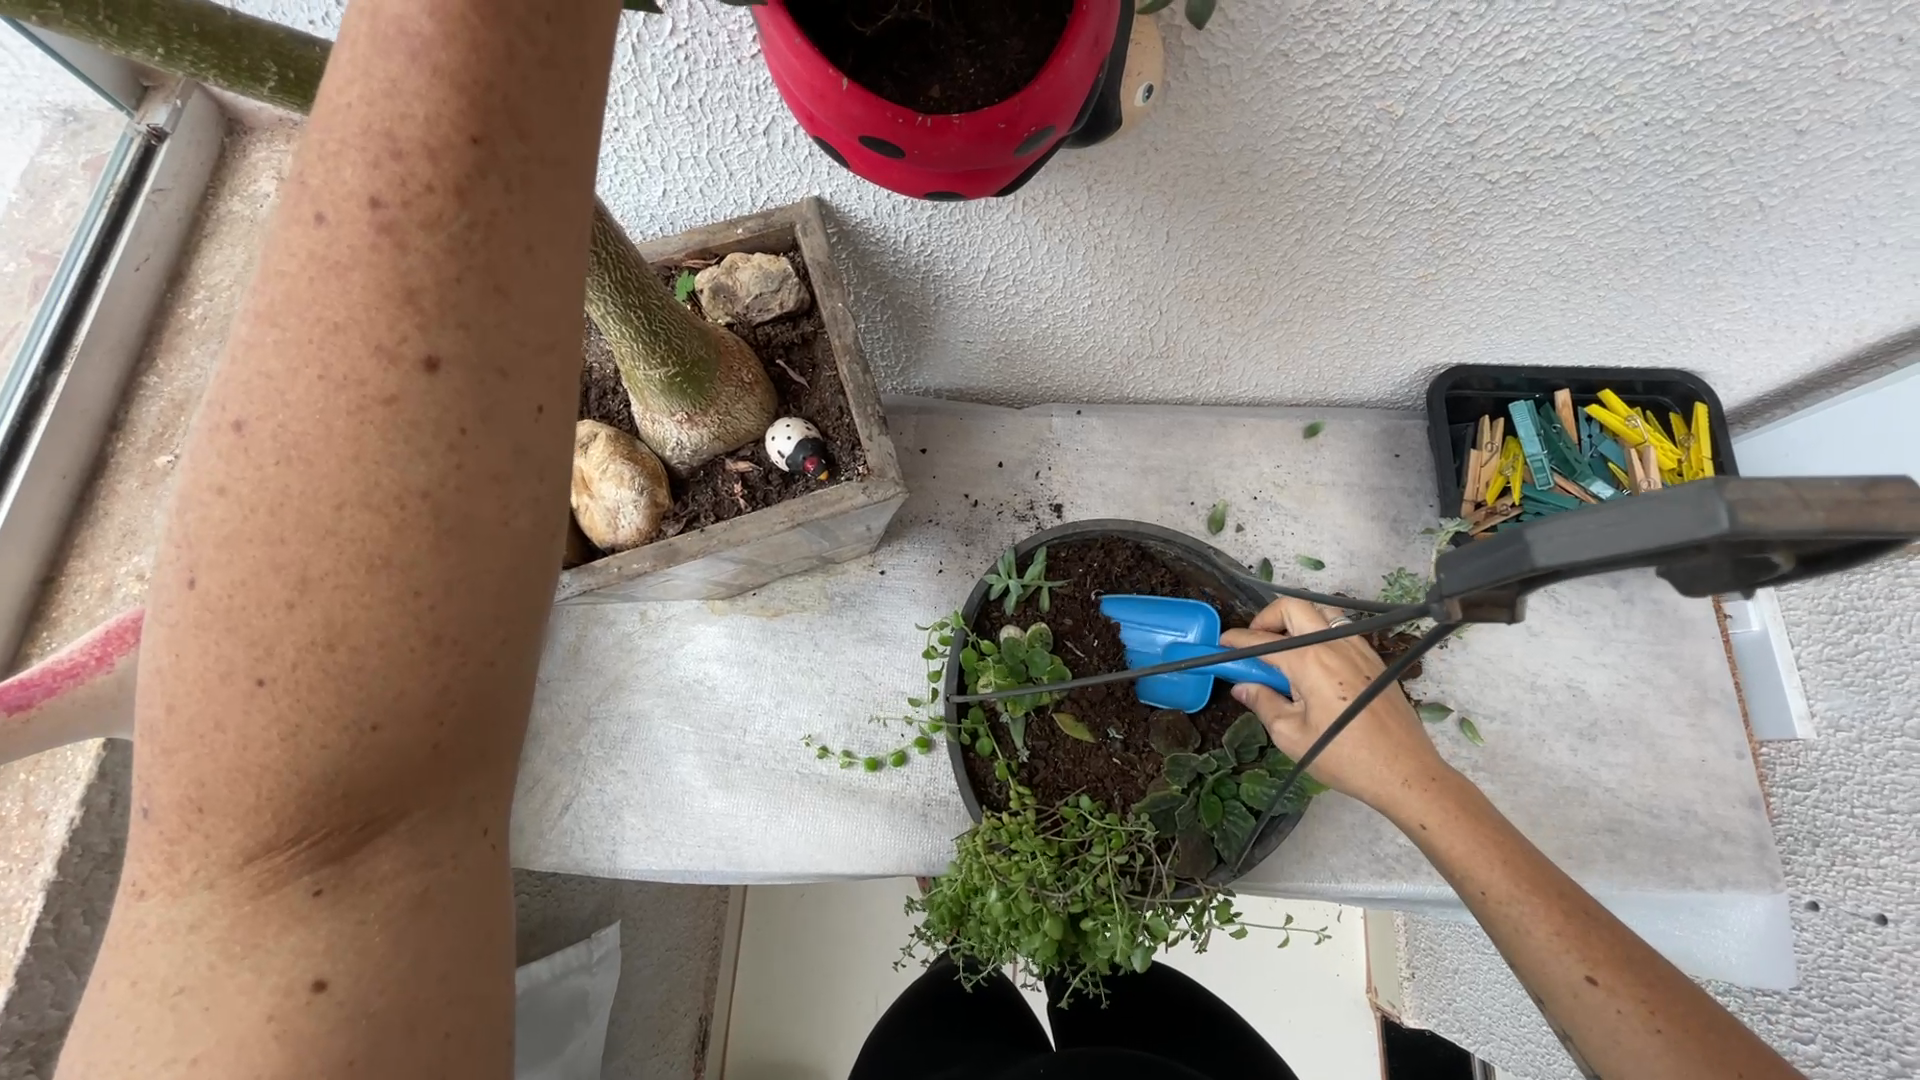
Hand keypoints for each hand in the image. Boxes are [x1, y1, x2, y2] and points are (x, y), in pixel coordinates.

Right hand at [1219, 597, 1452, 811]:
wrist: (1405, 772)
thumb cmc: (1343, 757)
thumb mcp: (1291, 735)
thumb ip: (1263, 704)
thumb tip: (1243, 687)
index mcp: (1309, 660)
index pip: (1261, 640)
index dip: (1235, 641)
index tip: (1221, 645)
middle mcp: (1334, 644)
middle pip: (1292, 607)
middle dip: (1266, 619)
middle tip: (1255, 645)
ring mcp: (1358, 648)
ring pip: (1319, 613)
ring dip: (1295, 622)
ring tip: (1284, 652)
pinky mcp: (1373, 659)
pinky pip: (1339, 630)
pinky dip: (1318, 634)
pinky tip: (1312, 665)